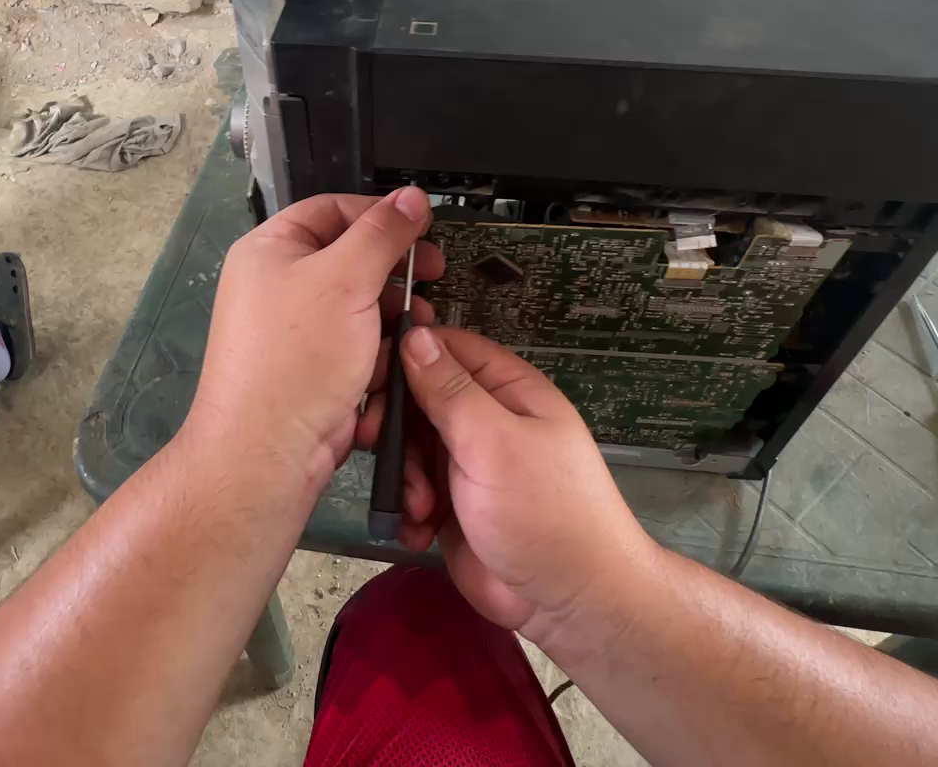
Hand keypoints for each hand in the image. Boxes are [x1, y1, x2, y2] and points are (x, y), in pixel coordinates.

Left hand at [188, 188, 441, 488]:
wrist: (270, 453)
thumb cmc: (296, 358)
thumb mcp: (346, 279)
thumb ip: (382, 233)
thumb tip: (412, 197)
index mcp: (270, 249)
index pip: (332, 210)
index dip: (379, 214)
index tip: (421, 227)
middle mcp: (278, 284)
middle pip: (351, 258)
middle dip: (394, 271)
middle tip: (430, 274)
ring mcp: (296, 329)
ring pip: (360, 304)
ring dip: (393, 314)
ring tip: (414, 326)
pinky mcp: (314, 366)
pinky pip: (356, 342)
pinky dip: (378, 349)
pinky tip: (394, 361)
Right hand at [396, 327, 657, 646]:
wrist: (570, 603)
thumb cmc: (541, 509)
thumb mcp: (493, 441)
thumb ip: (450, 389)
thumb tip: (415, 334)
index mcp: (505, 389)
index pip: (446, 348)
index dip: (404, 353)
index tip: (367, 374)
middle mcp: (484, 419)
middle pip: (419, 397)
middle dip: (394, 423)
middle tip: (370, 441)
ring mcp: (467, 463)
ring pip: (410, 446)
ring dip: (403, 475)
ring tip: (419, 506)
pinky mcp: (453, 505)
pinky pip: (414, 491)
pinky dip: (410, 509)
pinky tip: (420, 530)